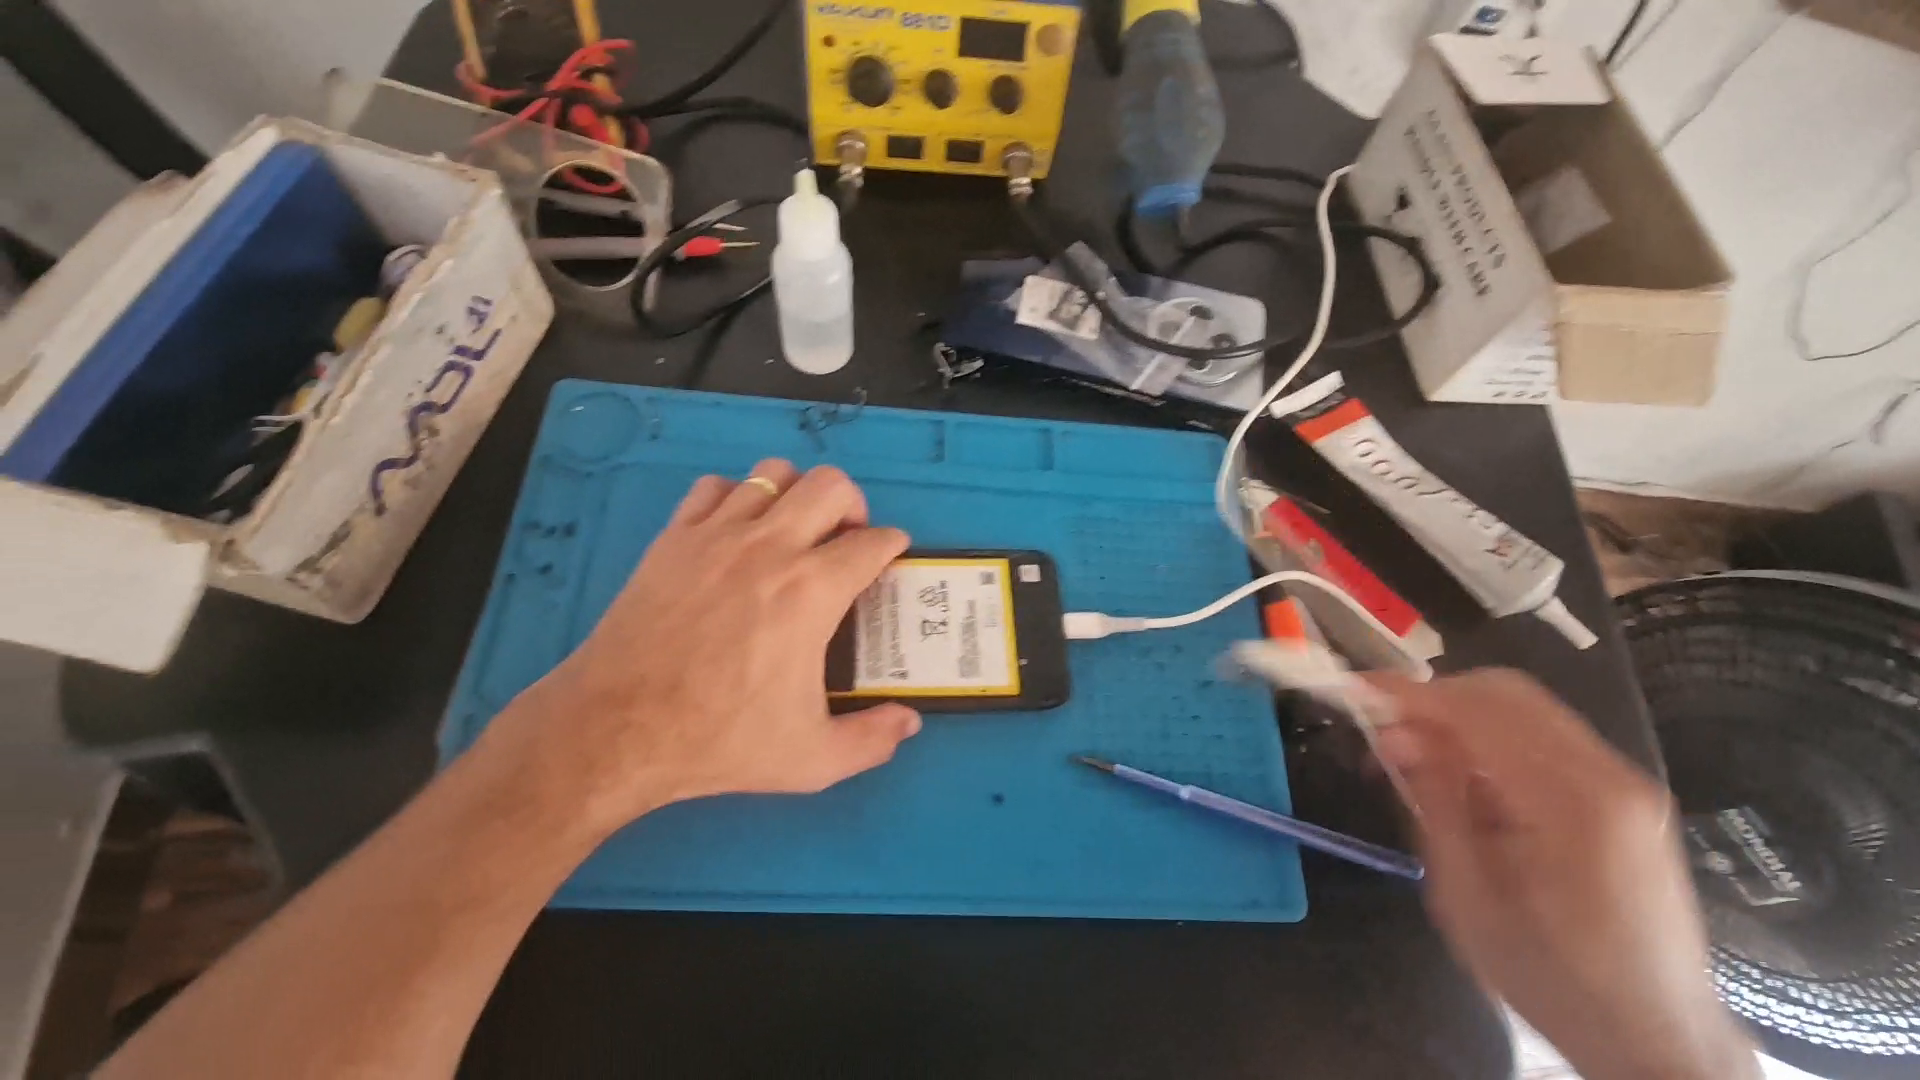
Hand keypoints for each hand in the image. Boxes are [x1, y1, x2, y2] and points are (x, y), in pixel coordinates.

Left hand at [491, 459, 922, 832]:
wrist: (618, 729)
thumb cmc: (719, 740)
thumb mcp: (812, 758)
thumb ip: (872, 740)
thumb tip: (909, 723)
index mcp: (811, 592)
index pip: (872, 542)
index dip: (892, 546)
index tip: (891, 557)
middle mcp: (770, 548)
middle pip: (830, 485)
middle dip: (853, 505)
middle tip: (847, 540)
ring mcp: (716, 535)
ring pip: (773, 474)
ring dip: (796, 494)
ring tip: (795, 529)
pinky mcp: (673, 537)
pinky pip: (715, 487)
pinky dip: (736, 498)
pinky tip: (735, 533)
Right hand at [1367, 670, 1758, 1079]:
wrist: (1659, 1038)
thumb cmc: (1551, 978)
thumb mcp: (1467, 897)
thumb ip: (1434, 803)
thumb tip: (1396, 735)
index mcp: (1570, 803)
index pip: (1475, 712)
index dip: (1406, 694)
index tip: (1352, 690)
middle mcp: (1608, 775)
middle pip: (1504, 693)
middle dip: (1432, 698)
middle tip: (1383, 732)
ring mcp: (1625, 781)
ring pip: (1525, 707)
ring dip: (1460, 715)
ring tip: (1415, 756)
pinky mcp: (1626, 794)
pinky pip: (1546, 735)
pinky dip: (1492, 736)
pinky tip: (1464, 775)